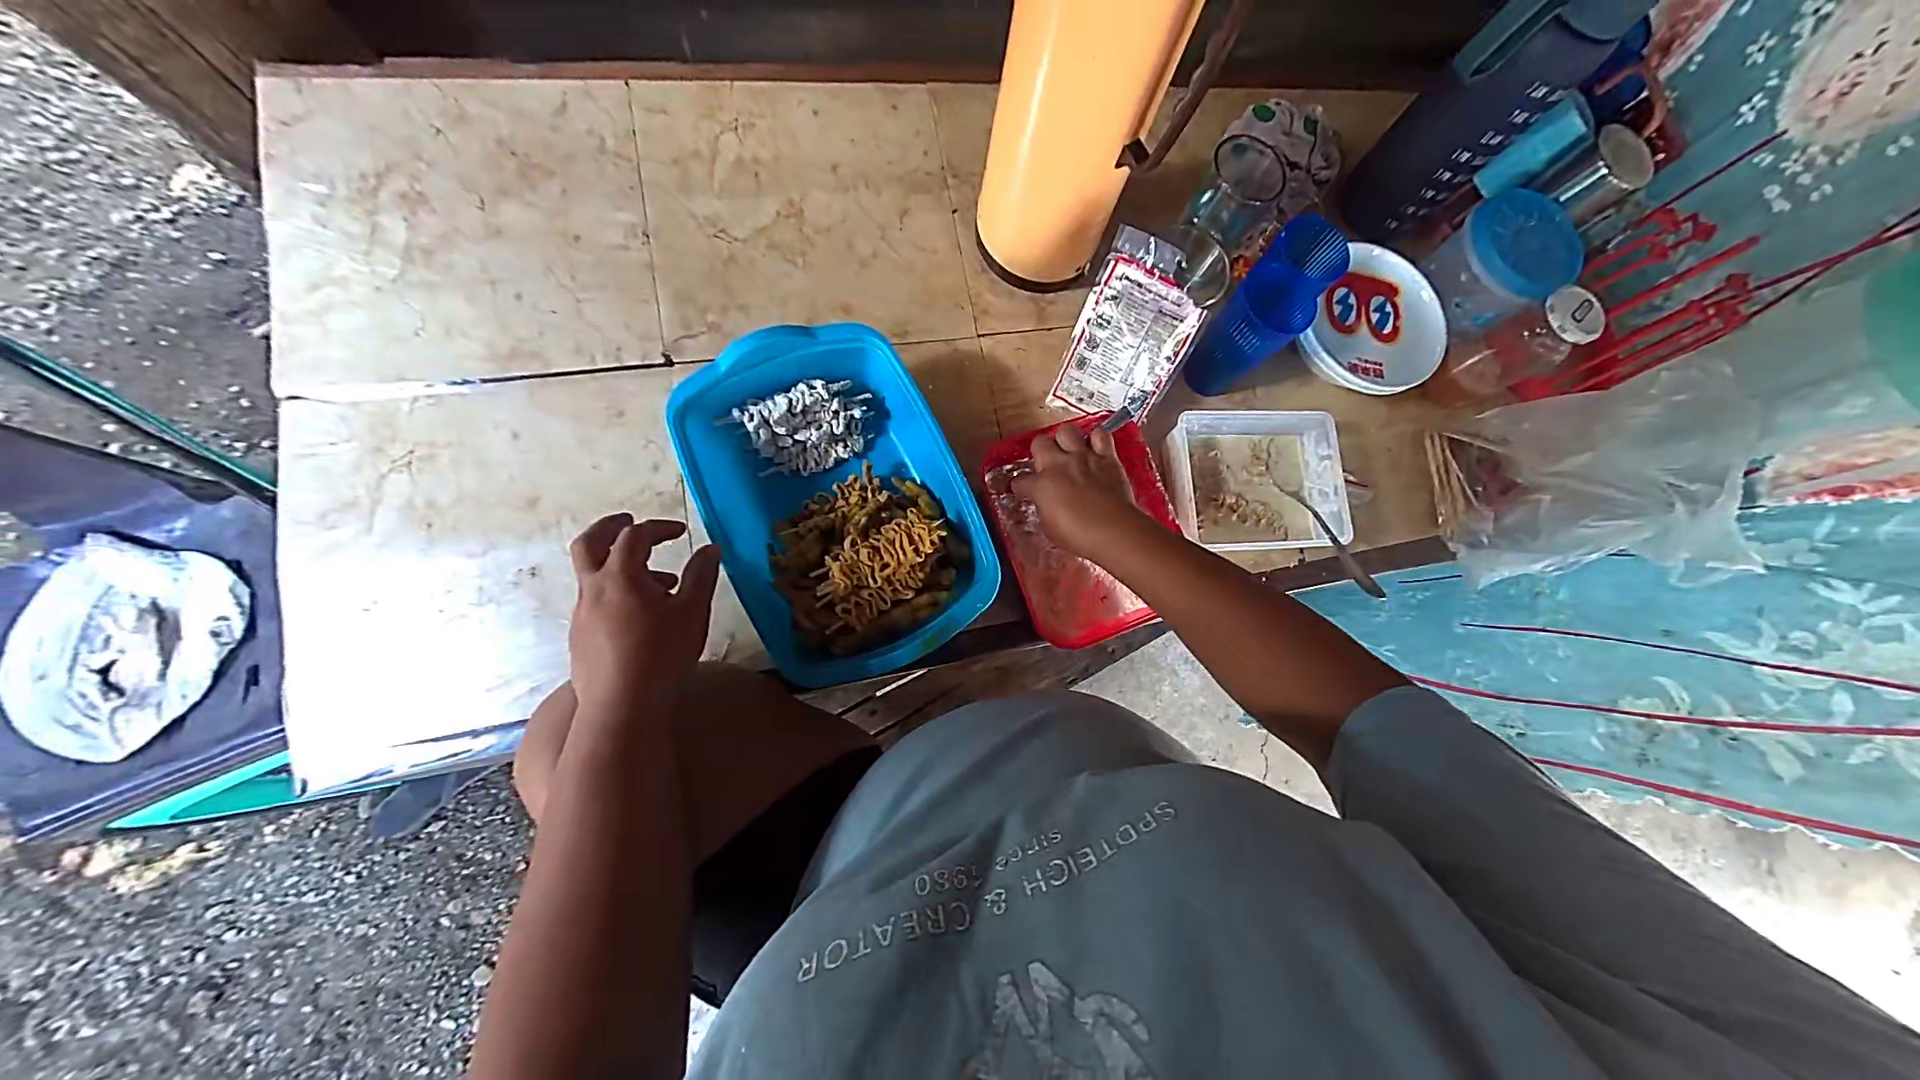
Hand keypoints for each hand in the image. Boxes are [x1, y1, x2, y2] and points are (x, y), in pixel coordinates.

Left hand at [567, 515, 720, 710]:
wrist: (622, 706)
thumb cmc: (662, 654)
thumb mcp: (692, 611)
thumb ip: (702, 575)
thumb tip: (710, 549)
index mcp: (621, 575)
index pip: (635, 536)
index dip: (658, 528)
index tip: (680, 531)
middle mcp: (593, 588)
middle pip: (589, 543)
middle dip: (609, 528)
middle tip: (629, 522)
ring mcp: (582, 614)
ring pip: (593, 576)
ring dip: (621, 568)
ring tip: (658, 584)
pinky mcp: (580, 639)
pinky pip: (596, 603)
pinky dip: (616, 595)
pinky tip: (642, 619)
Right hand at [1011, 424, 1153, 561]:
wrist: (1113, 530)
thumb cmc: (1079, 536)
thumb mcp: (1050, 528)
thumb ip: (1044, 509)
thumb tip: (1044, 503)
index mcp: (1041, 484)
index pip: (1021, 481)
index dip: (1020, 487)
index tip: (1023, 491)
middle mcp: (1060, 465)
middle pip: (1040, 443)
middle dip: (1039, 452)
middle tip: (1046, 465)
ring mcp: (1084, 458)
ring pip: (1066, 431)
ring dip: (1065, 440)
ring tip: (1069, 451)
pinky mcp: (1107, 457)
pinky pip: (1100, 435)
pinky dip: (1096, 439)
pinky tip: (1095, 448)